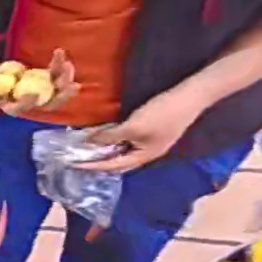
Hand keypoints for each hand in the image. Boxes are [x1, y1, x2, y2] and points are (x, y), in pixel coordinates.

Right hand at [0, 48, 80, 115]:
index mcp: (8, 105)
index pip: (18, 108)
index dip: (26, 103)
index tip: (32, 93)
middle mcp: (25, 101)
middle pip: (46, 104)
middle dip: (61, 96)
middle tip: (72, 86)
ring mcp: (36, 90)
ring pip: (56, 89)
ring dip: (65, 78)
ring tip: (66, 63)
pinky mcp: (42, 79)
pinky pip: (55, 75)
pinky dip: (60, 65)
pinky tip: (59, 53)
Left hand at [77, 87, 209, 170]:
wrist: (189, 95)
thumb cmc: (162, 114)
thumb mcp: (132, 127)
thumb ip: (109, 137)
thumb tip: (87, 142)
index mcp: (144, 156)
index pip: (112, 166)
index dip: (91, 166)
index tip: (72, 164)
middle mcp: (146, 152)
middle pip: (117, 162)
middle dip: (97, 161)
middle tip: (77, 158)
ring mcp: (149, 142)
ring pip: (120, 150)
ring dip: (103, 150)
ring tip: (84, 148)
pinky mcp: (149, 130)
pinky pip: (125, 140)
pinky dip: (111, 139)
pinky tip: (100, 135)